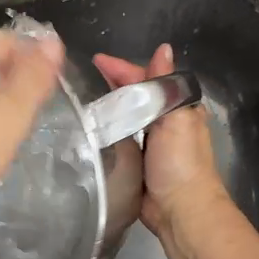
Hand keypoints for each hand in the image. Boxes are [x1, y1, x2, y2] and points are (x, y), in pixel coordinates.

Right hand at [92, 44, 228, 235]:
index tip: (96, 61)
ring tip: (77, 103)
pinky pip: (116, 144)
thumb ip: (165, 85)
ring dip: (105, 111)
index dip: (122, 68)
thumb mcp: (176, 117)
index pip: (147, 79)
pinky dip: (103, 136)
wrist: (179, 209)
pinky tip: (86, 133)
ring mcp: (148, 146)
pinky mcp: (134, 166)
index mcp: (177, 108)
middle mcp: (163, 124)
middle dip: (110, 86)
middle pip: (134, 98)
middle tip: (80, 80)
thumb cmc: (180, 162)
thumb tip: (163, 48)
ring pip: (123, 120)